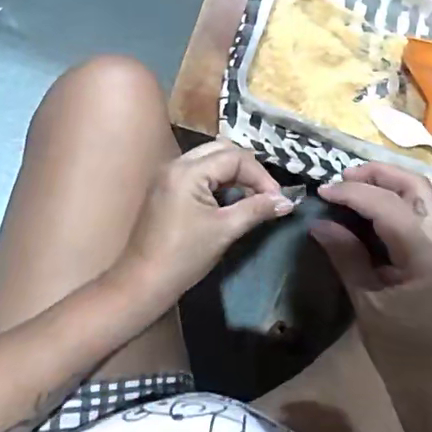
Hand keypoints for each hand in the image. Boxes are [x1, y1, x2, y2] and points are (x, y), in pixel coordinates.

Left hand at [110, 141, 291, 308]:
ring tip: (251, 197)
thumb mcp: (225, 230)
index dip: (260, 175)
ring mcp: (168, 175)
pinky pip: (197, 171)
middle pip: (221, 150)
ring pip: (209, 159)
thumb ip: (256, 209)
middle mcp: (175, 164)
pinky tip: (229, 200)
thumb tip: (287, 201)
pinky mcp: (165, 187)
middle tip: (266, 194)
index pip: (234, 157)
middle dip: (247, 169)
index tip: (277, 199)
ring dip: (232, 174)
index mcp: (187, 171)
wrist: (144, 281)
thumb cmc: (185, 256)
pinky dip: (217, 180)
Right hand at [312, 163, 431, 405]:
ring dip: (388, 183)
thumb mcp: (366, 301)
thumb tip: (319, 223)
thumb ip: (346, 256)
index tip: (323, 192)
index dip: (354, 193)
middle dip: (378, 174)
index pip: (389, 207)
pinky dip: (395, 200)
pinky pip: (422, 211)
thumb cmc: (399, 349)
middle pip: (416, 186)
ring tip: (352, 187)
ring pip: (422, 195)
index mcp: (427, 258)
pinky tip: (370, 208)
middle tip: (342, 179)